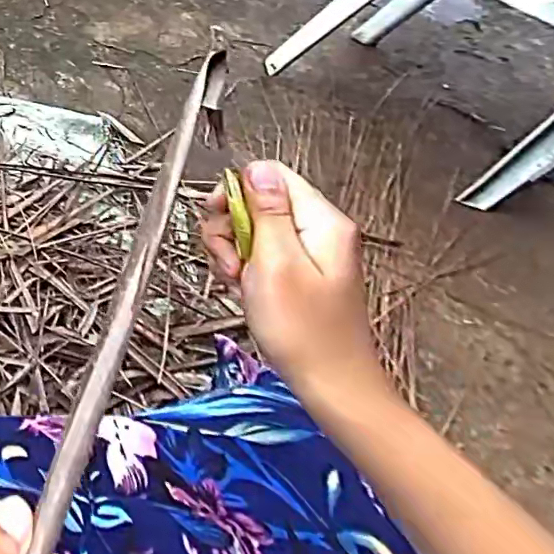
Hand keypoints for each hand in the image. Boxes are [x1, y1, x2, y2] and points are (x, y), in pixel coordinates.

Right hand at [199, 160, 388, 401]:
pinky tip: (245, 288)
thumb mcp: (276, 262)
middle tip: (232, 258)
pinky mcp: (293, 270)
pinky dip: (241, 268)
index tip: (224, 221)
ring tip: (239, 279)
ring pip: (248, 228)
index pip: (270, 176)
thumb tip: (258, 169)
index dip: (237, 193)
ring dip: (231, 251)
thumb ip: (266, 211)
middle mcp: (316, 231)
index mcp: (321, 223)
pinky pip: (254, 252)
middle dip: (229, 227)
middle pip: (254, 201)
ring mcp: (305, 252)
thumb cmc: (305, 332)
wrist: (328, 384)